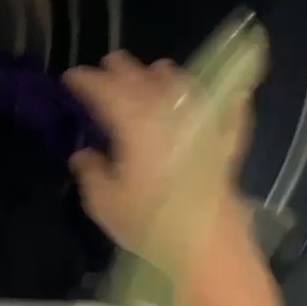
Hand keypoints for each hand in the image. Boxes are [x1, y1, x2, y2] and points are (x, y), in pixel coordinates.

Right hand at [62, 52, 252, 276]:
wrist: (205, 243)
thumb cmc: (148, 222)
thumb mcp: (104, 202)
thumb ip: (91, 173)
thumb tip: (84, 155)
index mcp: (135, 127)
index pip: (107, 94)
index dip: (88, 82)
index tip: (71, 77)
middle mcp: (170, 117)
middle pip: (145, 85)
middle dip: (125, 71)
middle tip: (110, 62)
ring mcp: (202, 128)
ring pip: (184, 92)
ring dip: (169, 77)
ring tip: (158, 68)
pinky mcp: (224, 147)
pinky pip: (230, 114)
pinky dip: (229, 101)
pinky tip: (234, 92)